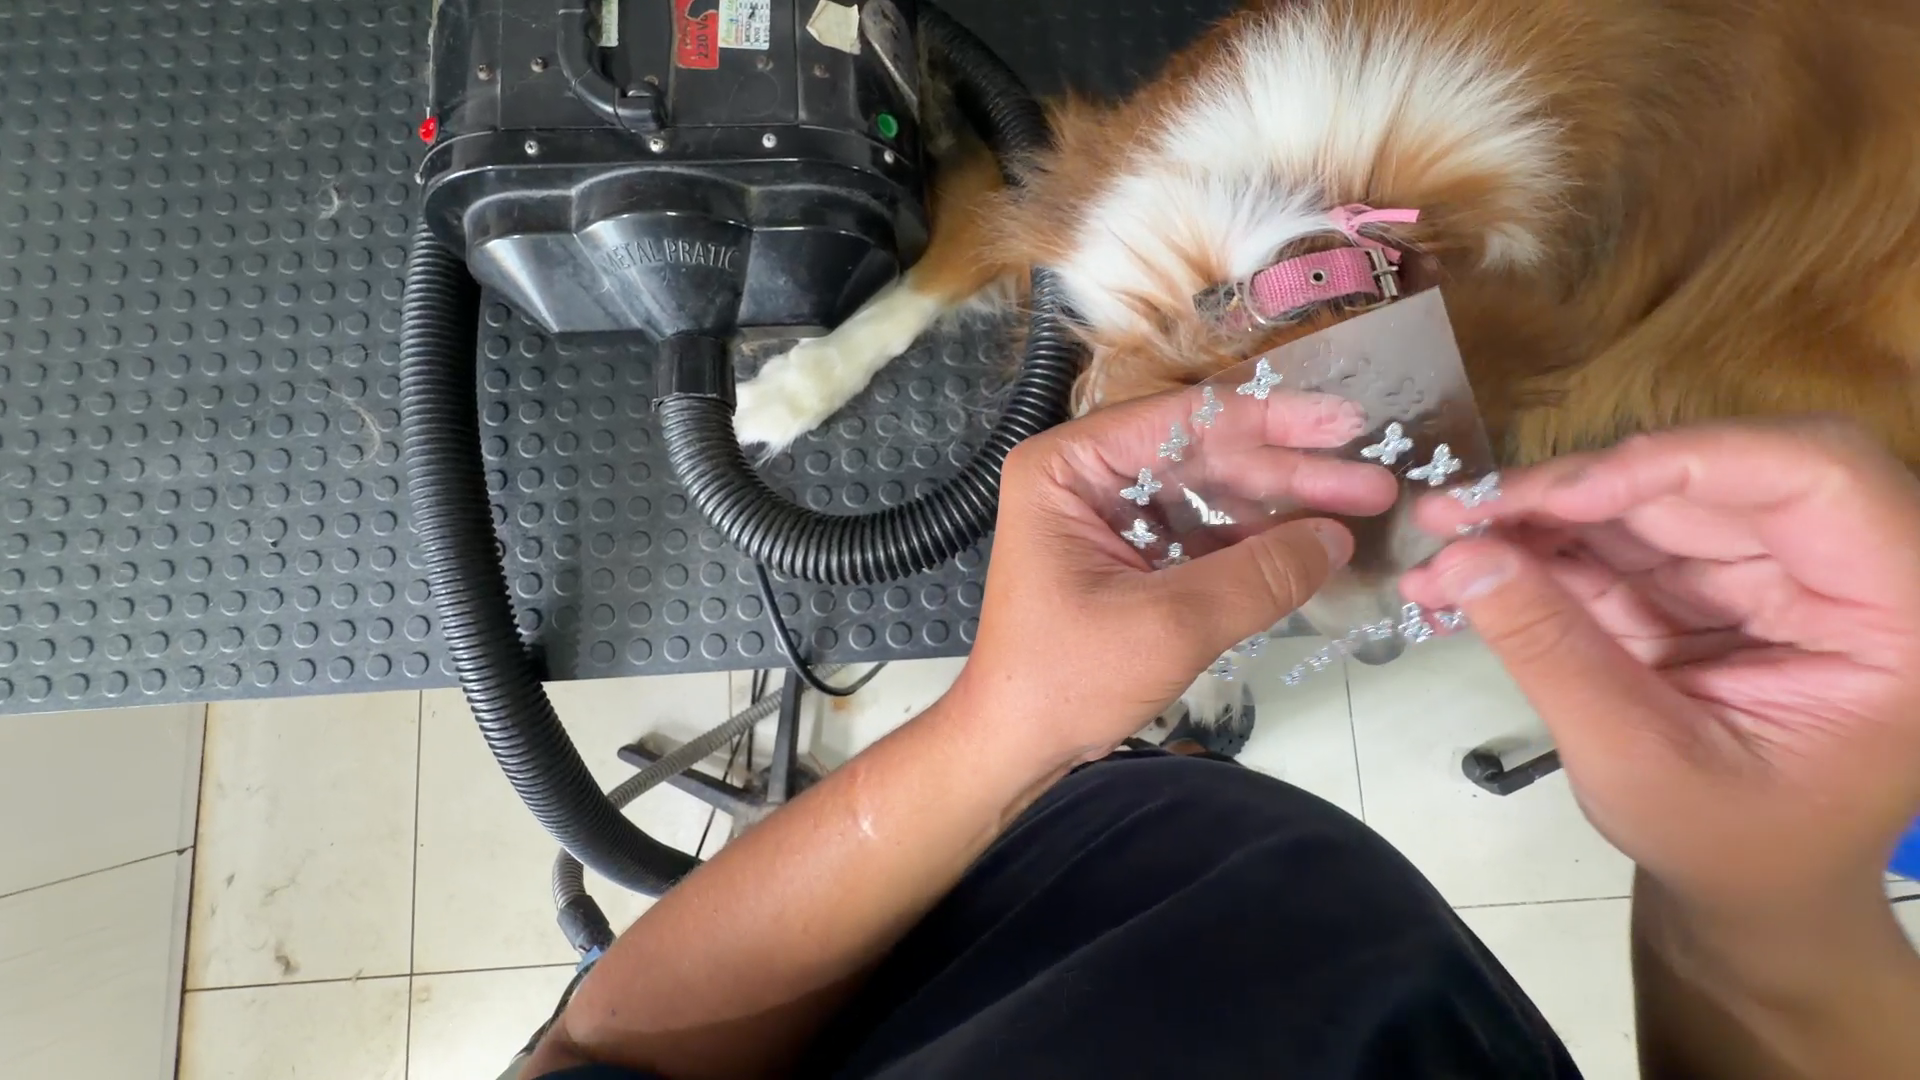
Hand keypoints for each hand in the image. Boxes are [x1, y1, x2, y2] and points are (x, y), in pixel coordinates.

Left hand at [952, 387, 1398, 764]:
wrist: (1017, 741)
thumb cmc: (1068, 679)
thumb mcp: (1169, 624)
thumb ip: (1258, 575)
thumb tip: (1337, 537)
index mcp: (1066, 467)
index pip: (1180, 421)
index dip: (1271, 420)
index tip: (1346, 424)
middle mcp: (1082, 477)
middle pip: (1198, 456)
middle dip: (1284, 472)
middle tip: (1371, 483)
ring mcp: (1102, 515)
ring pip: (1202, 494)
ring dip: (1275, 508)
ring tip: (1356, 514)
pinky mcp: (1122, 553)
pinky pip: (1192, 532)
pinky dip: (1246, 542)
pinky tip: (1306, 548)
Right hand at [1401, 422, 1919, 911]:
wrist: (1736, 879)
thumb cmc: (1725, 838)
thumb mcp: (1635, 755)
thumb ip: (1550, 651)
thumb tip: (1457, 559)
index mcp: (1889, 614)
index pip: (1808, 480)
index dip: (1676, 464)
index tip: (1554, 498)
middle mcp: (1824, 572)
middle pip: (1691, 483)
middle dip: (1559, 495)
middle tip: (1449, 514)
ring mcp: (1745, 574)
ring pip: (1626, 505)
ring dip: (1519, 522)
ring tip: (1432, 548)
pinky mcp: (1676, 586)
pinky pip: (1589, 548)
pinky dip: (1513, 559)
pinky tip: (1446, 580)